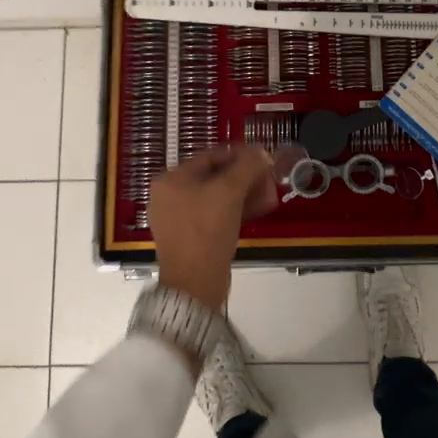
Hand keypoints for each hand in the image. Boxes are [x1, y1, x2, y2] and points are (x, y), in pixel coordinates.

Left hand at [148, 146, 279, 312]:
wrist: (195, 285)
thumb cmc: (207, 230)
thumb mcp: (229, 192)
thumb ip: (248, 166)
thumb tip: (262, 152)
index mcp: (170, 179)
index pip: (210, 156)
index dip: (240, 155)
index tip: (263, 159)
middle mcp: (169, 196)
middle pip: (214, 177)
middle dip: (245, 178)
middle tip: (269, 182)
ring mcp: (177, 218)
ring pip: (216, 197)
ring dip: (244, 194)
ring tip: (268, 197)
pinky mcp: (189, 238)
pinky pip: (214, 215)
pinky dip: (234, 210)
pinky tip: (256, 211)